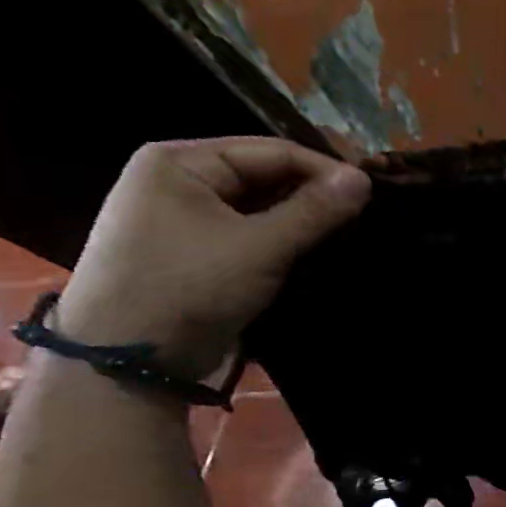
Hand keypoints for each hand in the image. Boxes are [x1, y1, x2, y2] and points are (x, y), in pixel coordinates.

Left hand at [57, 137, 370, 379]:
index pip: (270, 151)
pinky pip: (250, 234)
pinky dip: (283, 240)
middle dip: (314, 193)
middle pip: (263, 176)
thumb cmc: (190, 285)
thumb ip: (314, 211)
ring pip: (259, 207)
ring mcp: (185, 219)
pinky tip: (314, 253)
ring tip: (348, 233)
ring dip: (301, 219)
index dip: (324, 169)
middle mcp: (179, 181)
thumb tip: (364, 179)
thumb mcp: (261, 246)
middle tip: (367, 215)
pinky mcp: (197, 253)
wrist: (132, 355)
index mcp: (181, 162)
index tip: (373, 193)